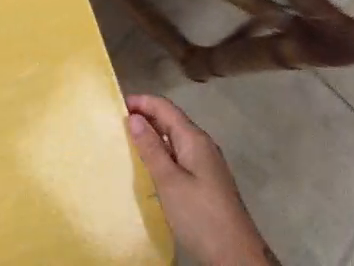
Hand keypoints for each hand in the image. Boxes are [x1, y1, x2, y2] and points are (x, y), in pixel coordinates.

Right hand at [126, 94, 276, 265]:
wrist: (237, 255)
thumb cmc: (200, 215)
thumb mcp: (169, 182)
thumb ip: (151, 149)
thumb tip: (134, 117)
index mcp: (194, 139)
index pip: (165, 107)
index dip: (141, 102)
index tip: (116, 106)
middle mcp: (202, 145)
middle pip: (171, 121)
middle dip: (145, 117)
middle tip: (117, 125)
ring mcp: (206, 164)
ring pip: (175, 140)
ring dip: (153, 137)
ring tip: (128, 144)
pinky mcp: (206, 182)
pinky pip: (180, 156)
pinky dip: (162, 154)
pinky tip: (150, 168)